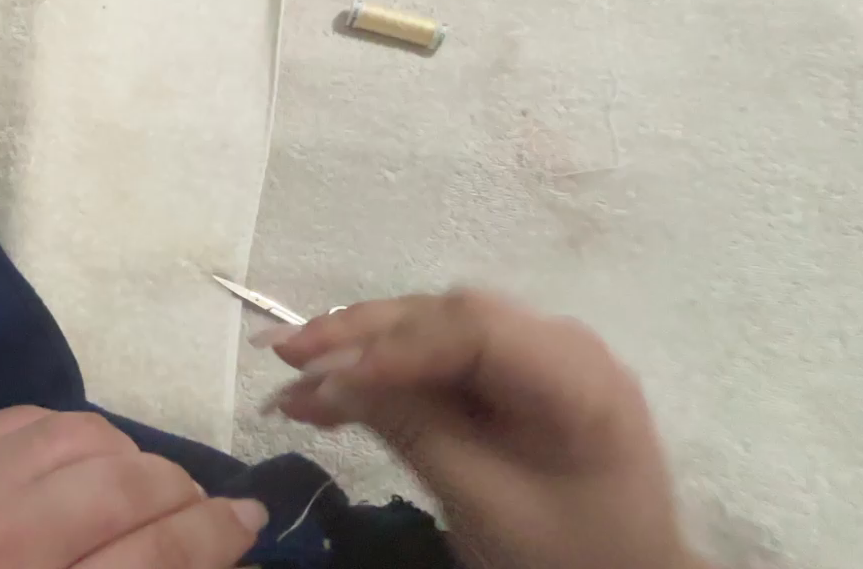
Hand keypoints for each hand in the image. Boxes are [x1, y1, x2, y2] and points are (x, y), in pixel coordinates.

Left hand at [0, 406, 268, 568]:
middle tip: (201, 504)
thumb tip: (205, 543)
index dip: (212, 535)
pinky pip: (52, 415)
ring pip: (95, 435)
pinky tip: (88, 465)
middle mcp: (0, 527)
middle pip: (127, 484)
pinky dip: (86, 439)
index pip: (150, 555)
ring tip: (144, 485)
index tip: (250, 519)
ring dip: (135, 458)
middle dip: (181, 490)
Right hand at [261, 289, 706, 568]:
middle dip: (356, 335)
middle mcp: (546, 342)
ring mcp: (516, 352)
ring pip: (415, 329)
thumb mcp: (488, 502)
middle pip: (435, 317)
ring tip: (288, 369)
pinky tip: (319, 393)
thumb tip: (322, 378)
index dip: (396, 342)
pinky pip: (417, 357)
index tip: (330, 371)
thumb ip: (409, 427)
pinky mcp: (488, 370)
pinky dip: (367, 373)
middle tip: (285, 352)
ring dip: (350, 349)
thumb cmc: (569, 557)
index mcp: (577, 375)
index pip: (475, 330)